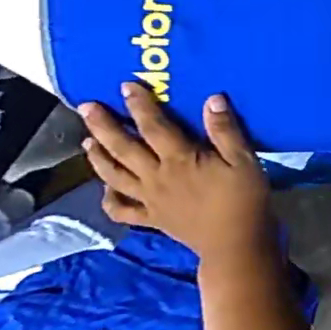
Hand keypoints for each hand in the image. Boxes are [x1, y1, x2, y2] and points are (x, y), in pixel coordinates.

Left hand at [80, 84, 272, 264]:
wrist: (236, 243)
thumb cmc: (244, 197)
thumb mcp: (244, 159)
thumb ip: (225, 130)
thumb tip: (211, 99)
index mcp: (179, 160)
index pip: (154, 126)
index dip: (139, 105)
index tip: (124, 86)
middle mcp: (157, 177)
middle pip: (123, 148)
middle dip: (104, 126)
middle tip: (86, 108)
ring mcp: (151, 200)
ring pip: (115, 176)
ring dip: (98, 158)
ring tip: (88, 142)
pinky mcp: (152, 219)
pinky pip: (123, 210)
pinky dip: (109, 200)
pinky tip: (105, 190)